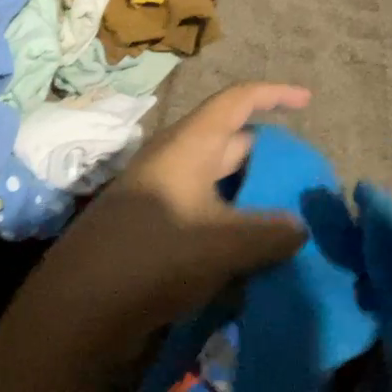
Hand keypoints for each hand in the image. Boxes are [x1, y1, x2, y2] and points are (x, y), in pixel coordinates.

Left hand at [0, 83, 311, 389]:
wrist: (83, 298)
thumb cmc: (155, 252)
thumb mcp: (222, 243)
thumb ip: (268, 232)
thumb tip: (298, 227)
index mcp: (190, 144)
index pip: (236, 101)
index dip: (273, 94)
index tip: (308, 100)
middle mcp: (176, 159)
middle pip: (231, 143)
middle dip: (270, 158)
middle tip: (307, 183)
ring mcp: (164, 192)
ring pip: (220, 183)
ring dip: (252, 197)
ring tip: (289, 219)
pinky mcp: (156, 225)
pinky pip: (205, 212)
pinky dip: (232, 223)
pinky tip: (253, 252)